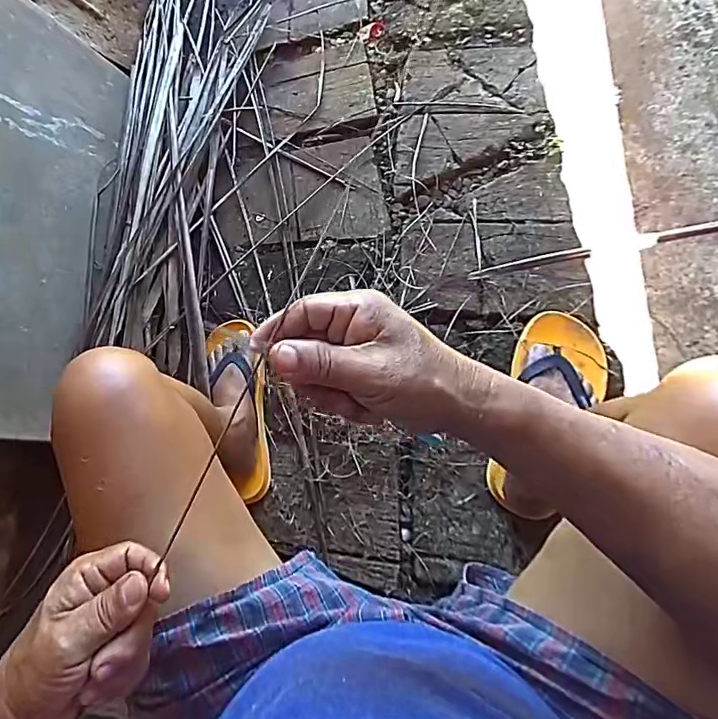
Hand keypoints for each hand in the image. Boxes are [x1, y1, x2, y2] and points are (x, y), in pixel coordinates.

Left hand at [0, 542, 171, 718]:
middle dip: (128, 639)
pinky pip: (140, 659)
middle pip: (145, 600)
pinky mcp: (121, 647)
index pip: (131, 555)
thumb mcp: (67, 639)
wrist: (28, 715)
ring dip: (120, 664)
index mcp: (86, 577)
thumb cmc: (33, 670)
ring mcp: (114, 622)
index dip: (151, 569)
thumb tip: (139, 582)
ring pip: (144, 634)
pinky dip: (120, 678)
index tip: (159, 593)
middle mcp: (103, 593)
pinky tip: (95, 684)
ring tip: (90, 675)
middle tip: (101, 660)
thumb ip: (105, 611)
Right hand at [254, 289, 495, 432]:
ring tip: (358, 402)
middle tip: (332, 393)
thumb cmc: (427, 380)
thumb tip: (277, 355)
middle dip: (314, 377)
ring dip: (330, 395)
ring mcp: (353, 350)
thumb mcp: (368, 373)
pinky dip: (342, 404)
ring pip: (313, 373)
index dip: (277, 332)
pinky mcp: (355, 372)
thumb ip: (320, 363)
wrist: (459, 407)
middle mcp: (351, 325)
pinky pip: (329, 388)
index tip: (259, 354)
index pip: (302, 312)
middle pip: (303, 346)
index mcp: (356, 310)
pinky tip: (367, 408)